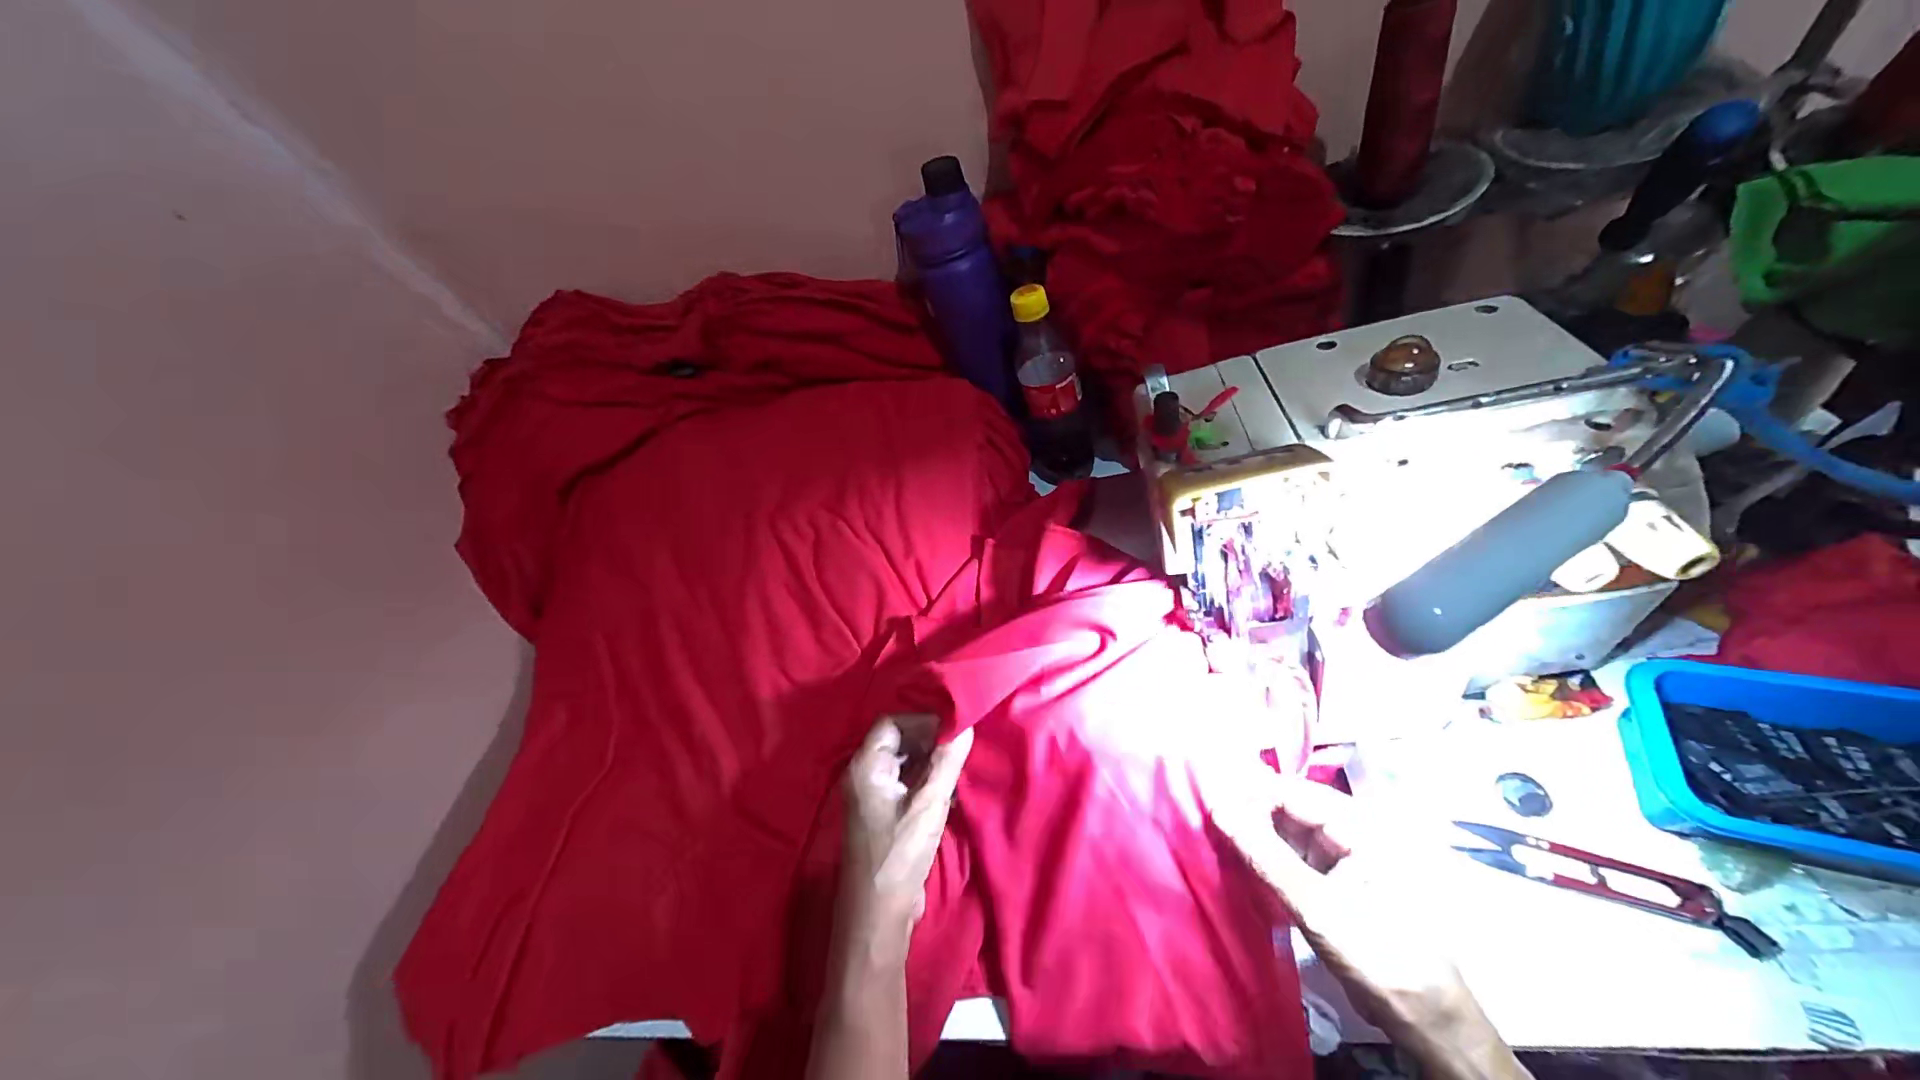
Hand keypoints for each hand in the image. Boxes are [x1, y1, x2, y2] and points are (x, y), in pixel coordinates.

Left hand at [840, 715, 973, 935]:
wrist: (878, 914)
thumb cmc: (899, 855)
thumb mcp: (928, 806)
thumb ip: (946, 764)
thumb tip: (965, 728)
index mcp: (866, 767)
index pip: (891, 723)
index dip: (921, 721)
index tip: (951, 730)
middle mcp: (864, 775)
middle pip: (897, 741)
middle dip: (929, 741)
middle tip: (959, 748)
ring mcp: (872, 796)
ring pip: (904, 763)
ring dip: (931, 762)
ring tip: (958, 769)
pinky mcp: (883, 814)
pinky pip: (905, 784)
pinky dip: (926, 781)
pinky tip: (950, 791)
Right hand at [1211, 776, 1524, 1079]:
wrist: (1426, 1021)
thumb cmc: (1378, 957)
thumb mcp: (1317, 906)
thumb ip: (1265, 855)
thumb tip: (1219, 808)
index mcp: (1363, 825)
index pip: (1293, 792)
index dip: (1250, 795)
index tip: (1210, 806)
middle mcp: (1357, 830)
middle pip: (1291, 806)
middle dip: (1250, 810)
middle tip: (1208, 819)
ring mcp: (1348, 855)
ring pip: (1290, 829)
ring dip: (1257, 832)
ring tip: (1217, 835)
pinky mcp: (1339, 879)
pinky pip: (1296, 853)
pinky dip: (1269, 854)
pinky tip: (1242, 858)